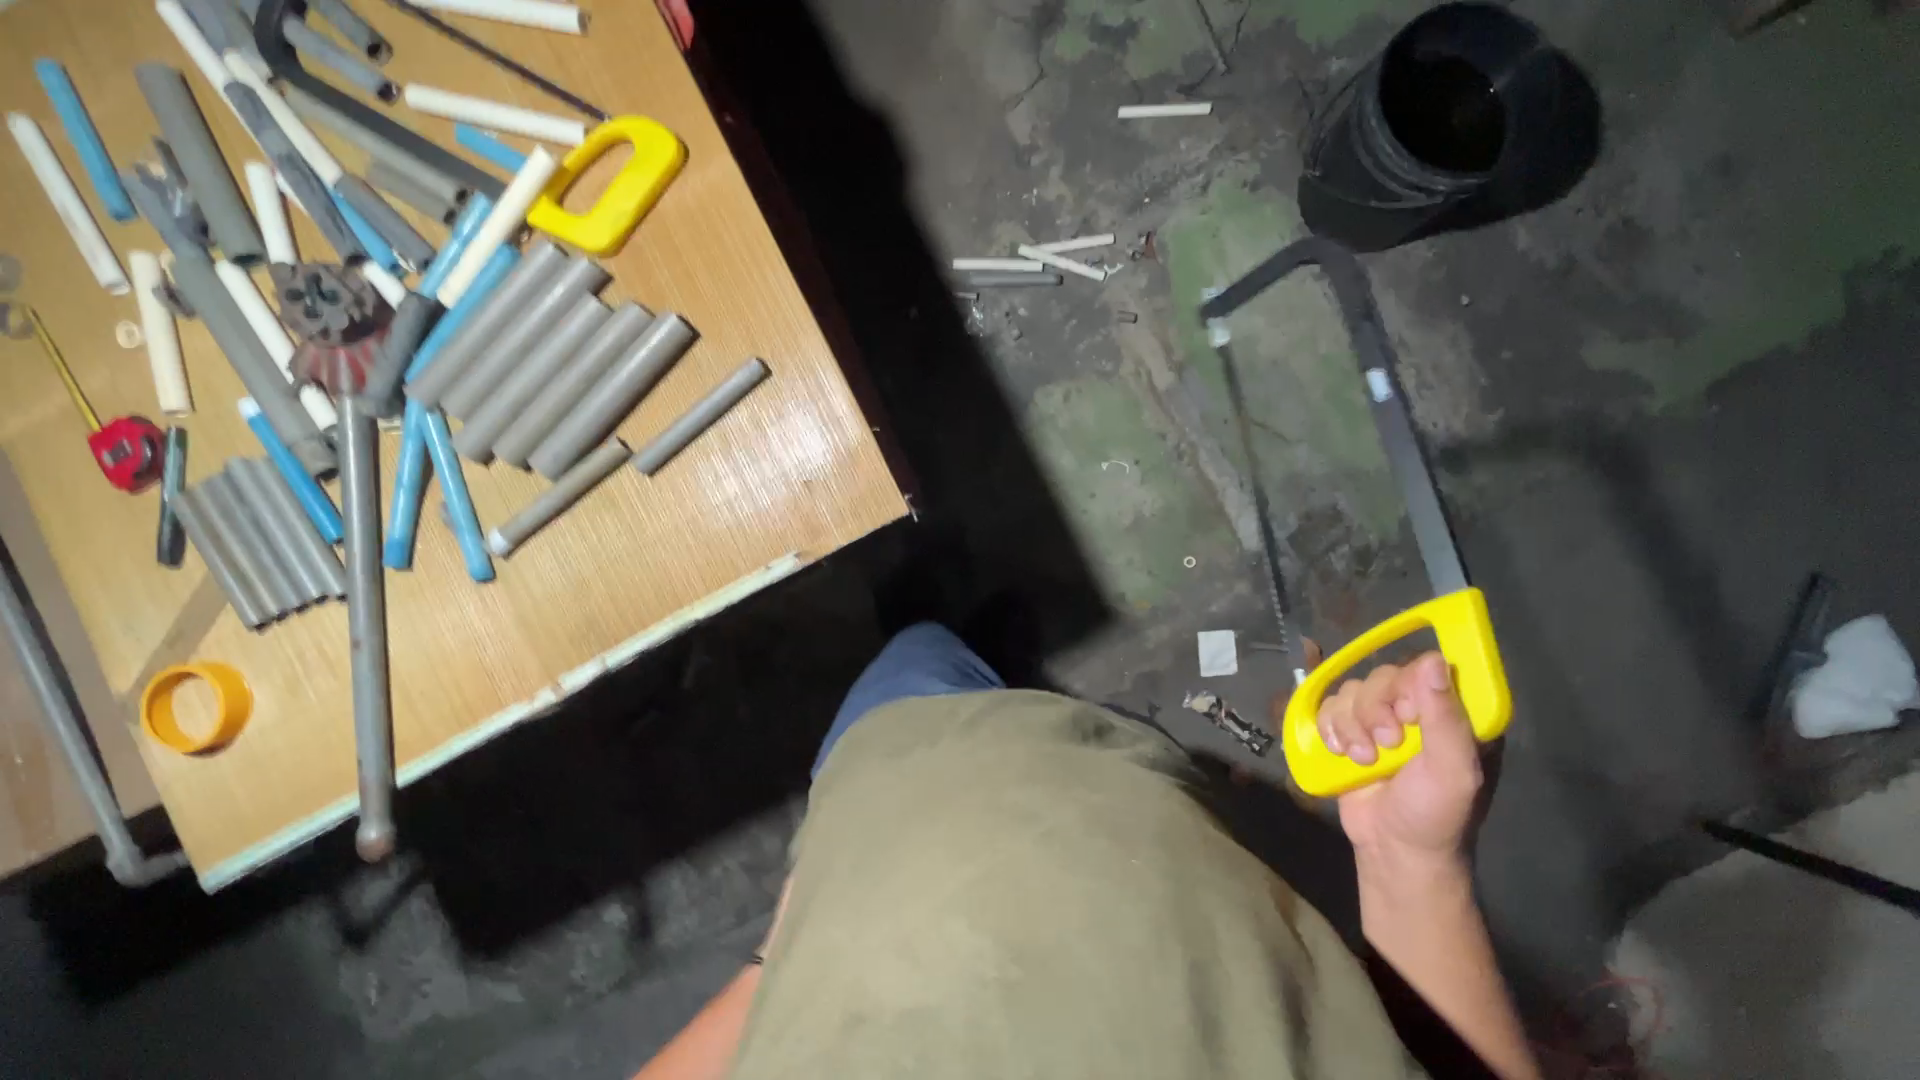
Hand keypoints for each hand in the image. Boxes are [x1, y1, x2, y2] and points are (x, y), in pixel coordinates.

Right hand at [1318, 652, 1481, 861]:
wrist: (1392, 849)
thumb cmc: (1433, 812)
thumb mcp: (1451, 768)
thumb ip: (1445, 716)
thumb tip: (1435, 660)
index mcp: (1448, 713)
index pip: (1420, 669)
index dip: (1405, 687)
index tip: (1407, 717)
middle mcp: (1412, 710)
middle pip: (1380, 677)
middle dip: (1374, 711)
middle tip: (1386, 745)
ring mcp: (1377, 721)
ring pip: (1350, 692)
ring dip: (1351, 724)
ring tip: (1363, 758)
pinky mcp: (1347, 734)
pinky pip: (1328, 708)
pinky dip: (1329, 728)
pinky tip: (1341, 753)